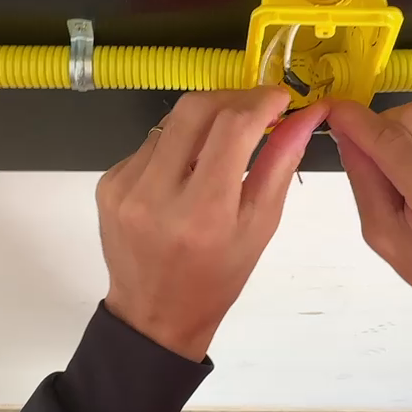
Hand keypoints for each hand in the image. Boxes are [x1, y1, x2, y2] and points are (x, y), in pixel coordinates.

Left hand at [97, 88, 326, 359]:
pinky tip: (188, 170)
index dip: (260, 101)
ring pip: (171, 122)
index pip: (233, 127)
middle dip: (232, 97)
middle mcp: (156, 195)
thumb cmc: (217, 279)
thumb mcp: (259, 228)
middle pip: (195, 109)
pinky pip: (150, 144)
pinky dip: (176, 145)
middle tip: (255, 107)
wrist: (155, 314)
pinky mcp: (108, 184)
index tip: (279, 97)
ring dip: (204, 121)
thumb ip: (279, 166)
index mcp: (203, 213)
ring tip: (223, 143)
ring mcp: (125, 187)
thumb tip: (303, 116)